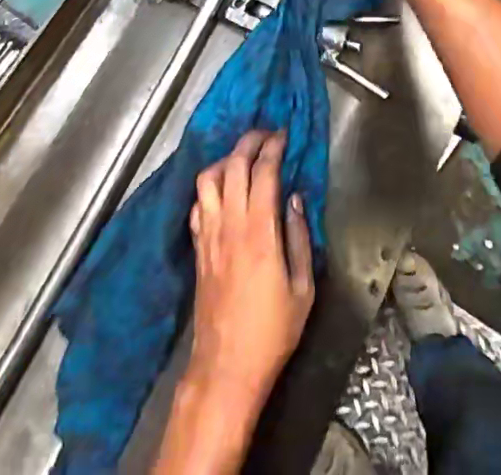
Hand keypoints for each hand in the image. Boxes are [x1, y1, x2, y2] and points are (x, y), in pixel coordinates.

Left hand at [186, 130, 314, 403]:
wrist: (226, 365)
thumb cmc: (273, 330)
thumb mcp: (303, 287)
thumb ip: (300, 238)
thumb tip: (296, 199)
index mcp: (260, 232)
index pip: (263, 173)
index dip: (272, 147)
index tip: (283, 133)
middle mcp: (229, 225)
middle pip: (232, 166)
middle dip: (248, 142)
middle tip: (265, 134)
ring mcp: (208, 235)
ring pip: (207, 179)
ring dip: (225, 160)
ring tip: (243, 157)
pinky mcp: (197, 248)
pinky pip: (198, 203)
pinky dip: (210, 187)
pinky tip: (223, 191)